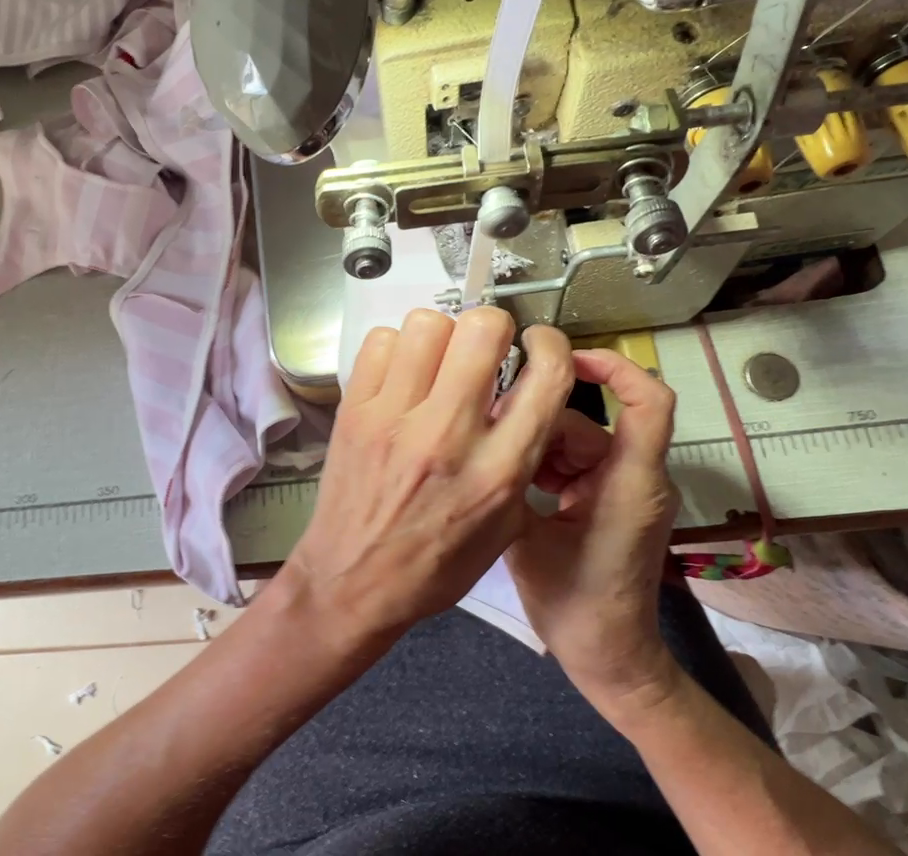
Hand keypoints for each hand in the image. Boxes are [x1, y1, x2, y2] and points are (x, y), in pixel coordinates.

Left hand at [279, 307, 574, 653]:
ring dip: (443, 334)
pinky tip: (402, 375)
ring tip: (439, 361)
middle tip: (484, 349)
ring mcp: (394, 419)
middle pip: (482, 330)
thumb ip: (524, 454)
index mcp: (500, 471)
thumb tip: (527, 392)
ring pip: (428, 324)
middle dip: (494, 327)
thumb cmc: (437, 563)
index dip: (553, 346)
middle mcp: (449, 436)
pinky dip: (398, 348)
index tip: (538, 346)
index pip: (547, 376)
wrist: (354, 582)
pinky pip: (381, 341)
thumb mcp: (506, 523)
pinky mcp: (354, 411)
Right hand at [507, 349, 684, 718]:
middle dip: (541, 422)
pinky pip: (578, 464)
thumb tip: (483, 432)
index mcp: (630, 483)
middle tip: (491, 428)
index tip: (560, 357)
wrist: (609, 659)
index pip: (648, 400)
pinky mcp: (611, 502)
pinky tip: (512, 482)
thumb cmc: (575, 606)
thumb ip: (509, 482)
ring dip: (538, 446)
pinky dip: (545, 465)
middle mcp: (637, 478)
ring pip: (578, 441)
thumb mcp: (526, 540)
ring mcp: (625, 490)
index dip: (612, 366)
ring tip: (497, 463)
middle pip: (591, 421)